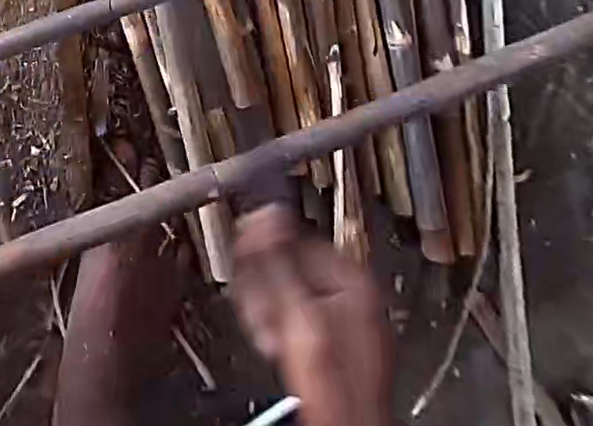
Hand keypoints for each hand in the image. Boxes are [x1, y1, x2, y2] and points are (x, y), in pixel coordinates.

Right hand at [229, 205, 390, 425]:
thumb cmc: (333, 380)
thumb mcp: (297, 309)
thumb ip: (279, 258)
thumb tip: (267, 212)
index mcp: (352, 277)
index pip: (292, 234)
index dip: (261, 242)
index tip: (240, 247)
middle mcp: (348, 290)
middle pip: (283, 260)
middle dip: (260, 283)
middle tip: (253, 302)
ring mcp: (336, 314)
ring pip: (278, 285)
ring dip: (261, 304)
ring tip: (262, 327)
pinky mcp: (322, 334)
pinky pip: (284, 308)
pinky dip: (270, 320)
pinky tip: (269, 338)